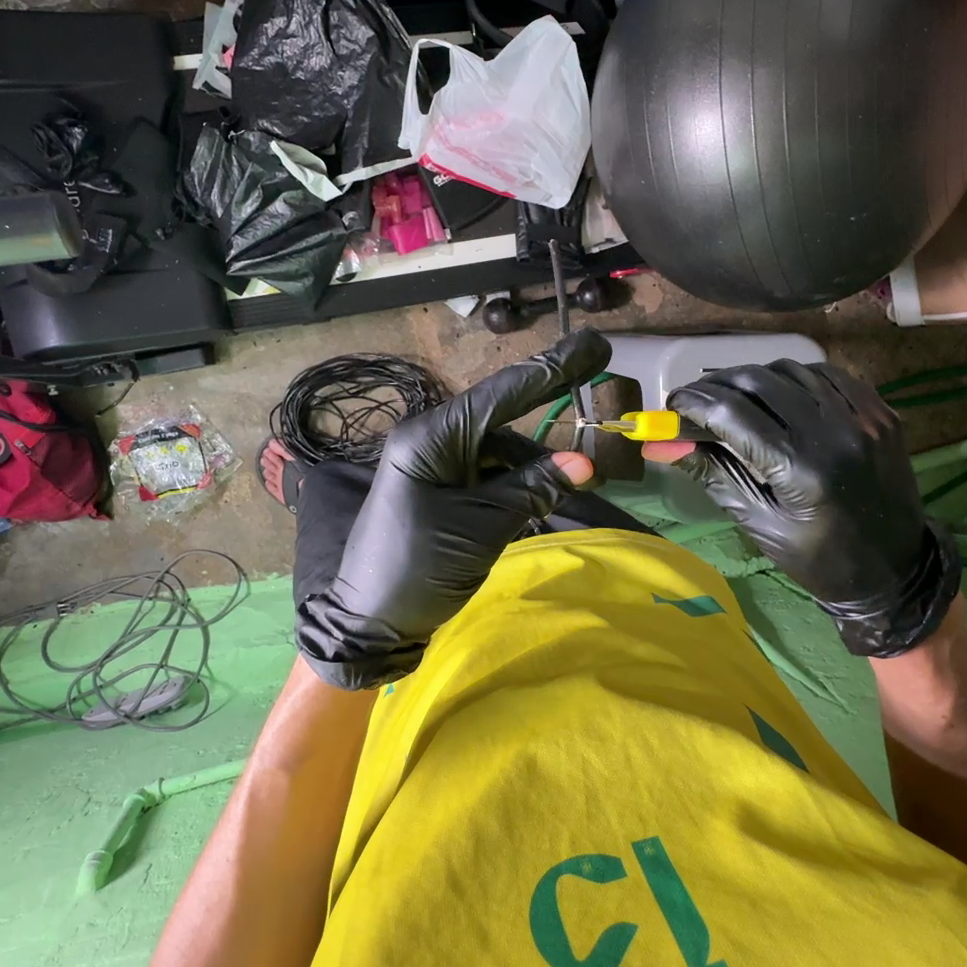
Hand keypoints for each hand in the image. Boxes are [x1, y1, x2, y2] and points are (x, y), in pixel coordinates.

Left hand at [296, 330, 608, 688]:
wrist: (371, 622)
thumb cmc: (419, 568)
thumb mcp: (483, 527)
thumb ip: (533, 488)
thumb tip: (586, 462)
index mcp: (431, 437)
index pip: (501, 393)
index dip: (551, 368)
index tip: (592, 344)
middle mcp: (431, 440)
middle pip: (502, 418)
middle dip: (547, 408)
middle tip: (595, 373)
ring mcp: (434, 466)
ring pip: (499, 450)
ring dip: (535, 465)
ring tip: (574, 483)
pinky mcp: (440, 490)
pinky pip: (488, 474)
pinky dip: (517, 484)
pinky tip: (542, 498)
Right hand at [642, 361, 959, 656]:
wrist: (895, 569)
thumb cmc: (817, 558)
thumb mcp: (757, 523)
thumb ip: (712, 474)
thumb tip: (662, 443)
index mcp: (800, 471)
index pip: (732, 413)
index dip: (694, 403)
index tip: (672, 405)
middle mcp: (833, 433)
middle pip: (758, 381)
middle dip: (717, 384)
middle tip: (697, 399)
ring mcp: (862, 417)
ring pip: (792, 370)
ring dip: (755, 378)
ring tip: (735, 397)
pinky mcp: (880, 412)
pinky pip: (827, 375)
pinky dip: (795, 379)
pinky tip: (780, 395)